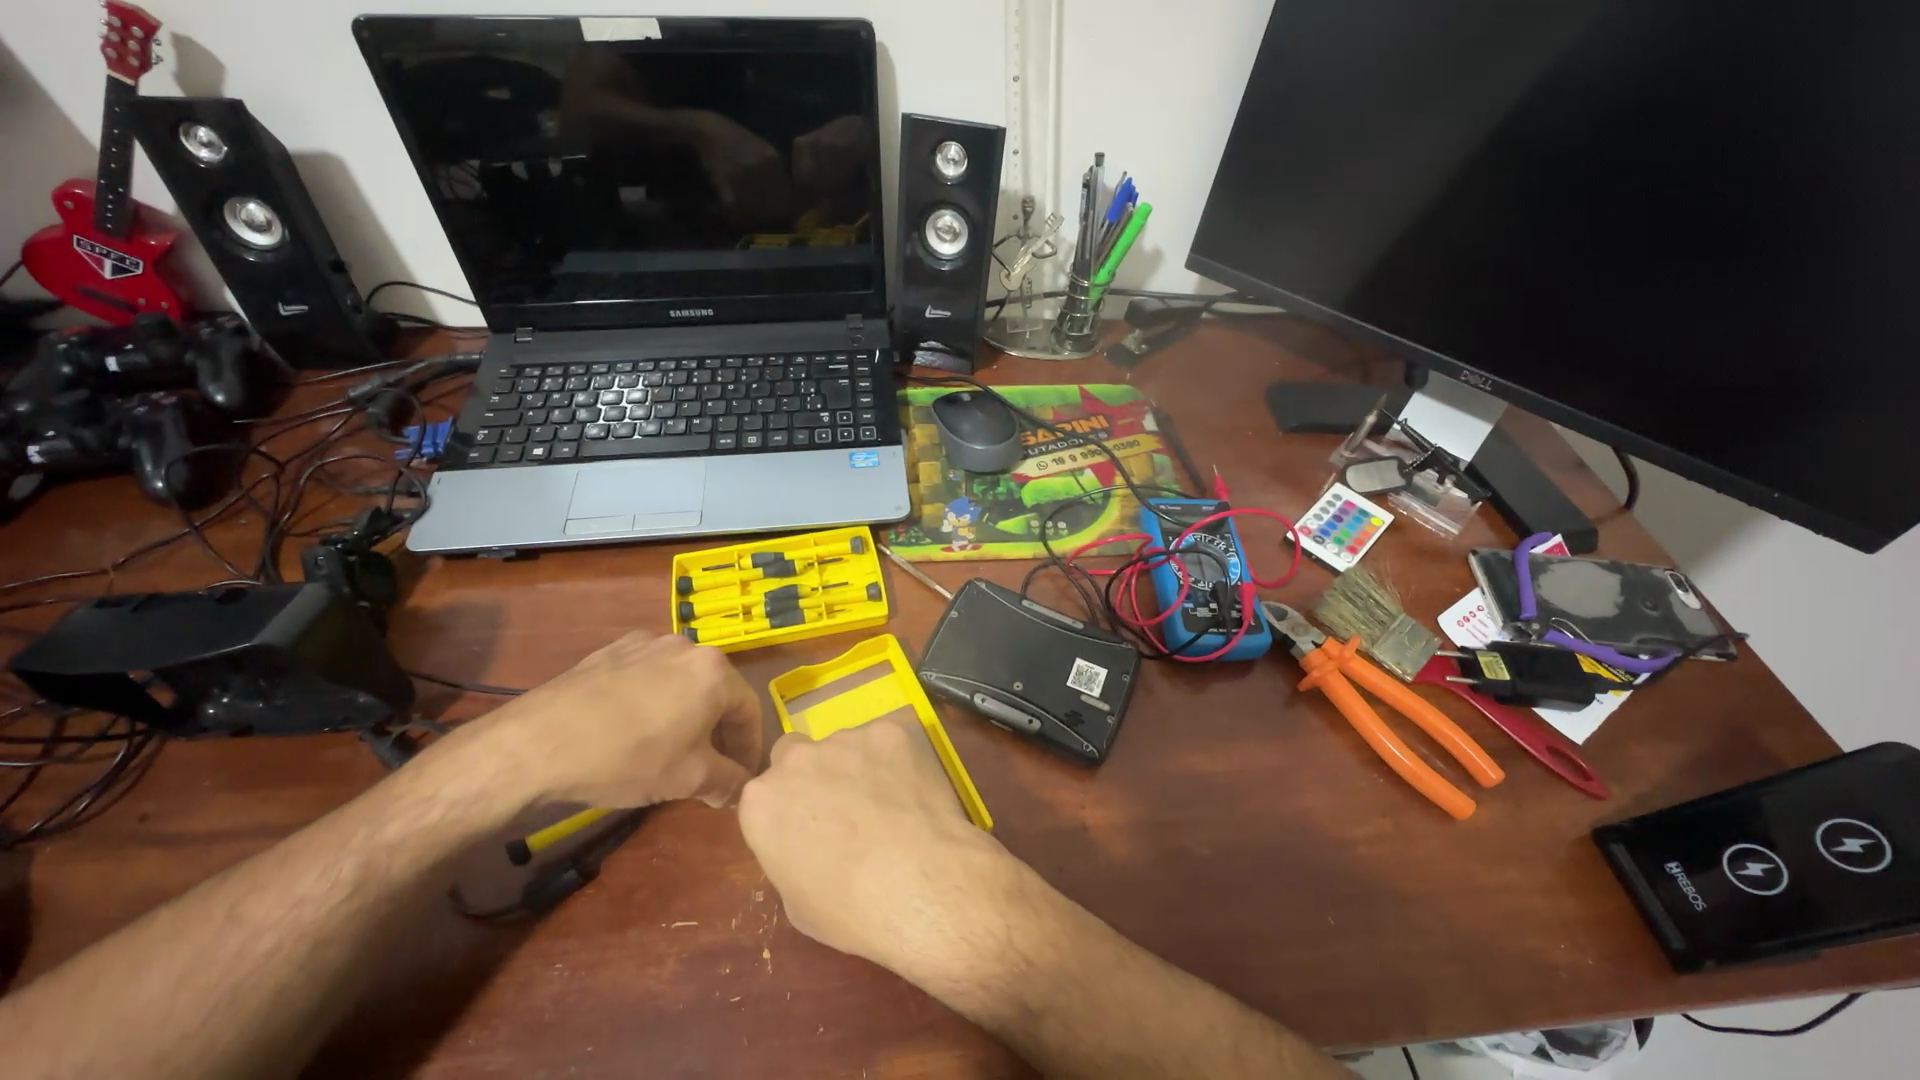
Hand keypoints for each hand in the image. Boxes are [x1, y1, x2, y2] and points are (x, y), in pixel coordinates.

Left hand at [473, 631, 762, 808]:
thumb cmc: (628, 759)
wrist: (538, 743)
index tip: (741, 778)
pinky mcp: (610, 651)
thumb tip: (738, 790)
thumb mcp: (689, 780)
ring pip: (680, 682)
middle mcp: (685, 647)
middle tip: (709, 767)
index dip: (749, 750)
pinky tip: (632, 730)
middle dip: (717, 732)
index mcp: (714, 671)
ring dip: (685, 714)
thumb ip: (727, 782)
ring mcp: (644, 644)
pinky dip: (652, 701)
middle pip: (716, 692)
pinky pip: (646, 676)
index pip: (750, 711)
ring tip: (671, 748)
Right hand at [738, 714, 1011, 975]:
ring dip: (859, 766)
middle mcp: (797, 759)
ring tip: (891, 803)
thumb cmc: (851, 910)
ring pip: (846, 745)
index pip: (768, 793)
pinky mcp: (890, 731)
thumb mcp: (797, 902)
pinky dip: (898, 758)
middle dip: (816, 775)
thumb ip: (791, 854)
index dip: (791, 810)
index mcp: (762, 801)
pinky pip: (889, 739)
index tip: (813, 829)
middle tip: (848, 809)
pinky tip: (915, 790)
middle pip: (799, 755)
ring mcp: (845, 739)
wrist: (918, 885)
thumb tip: (810, 843)